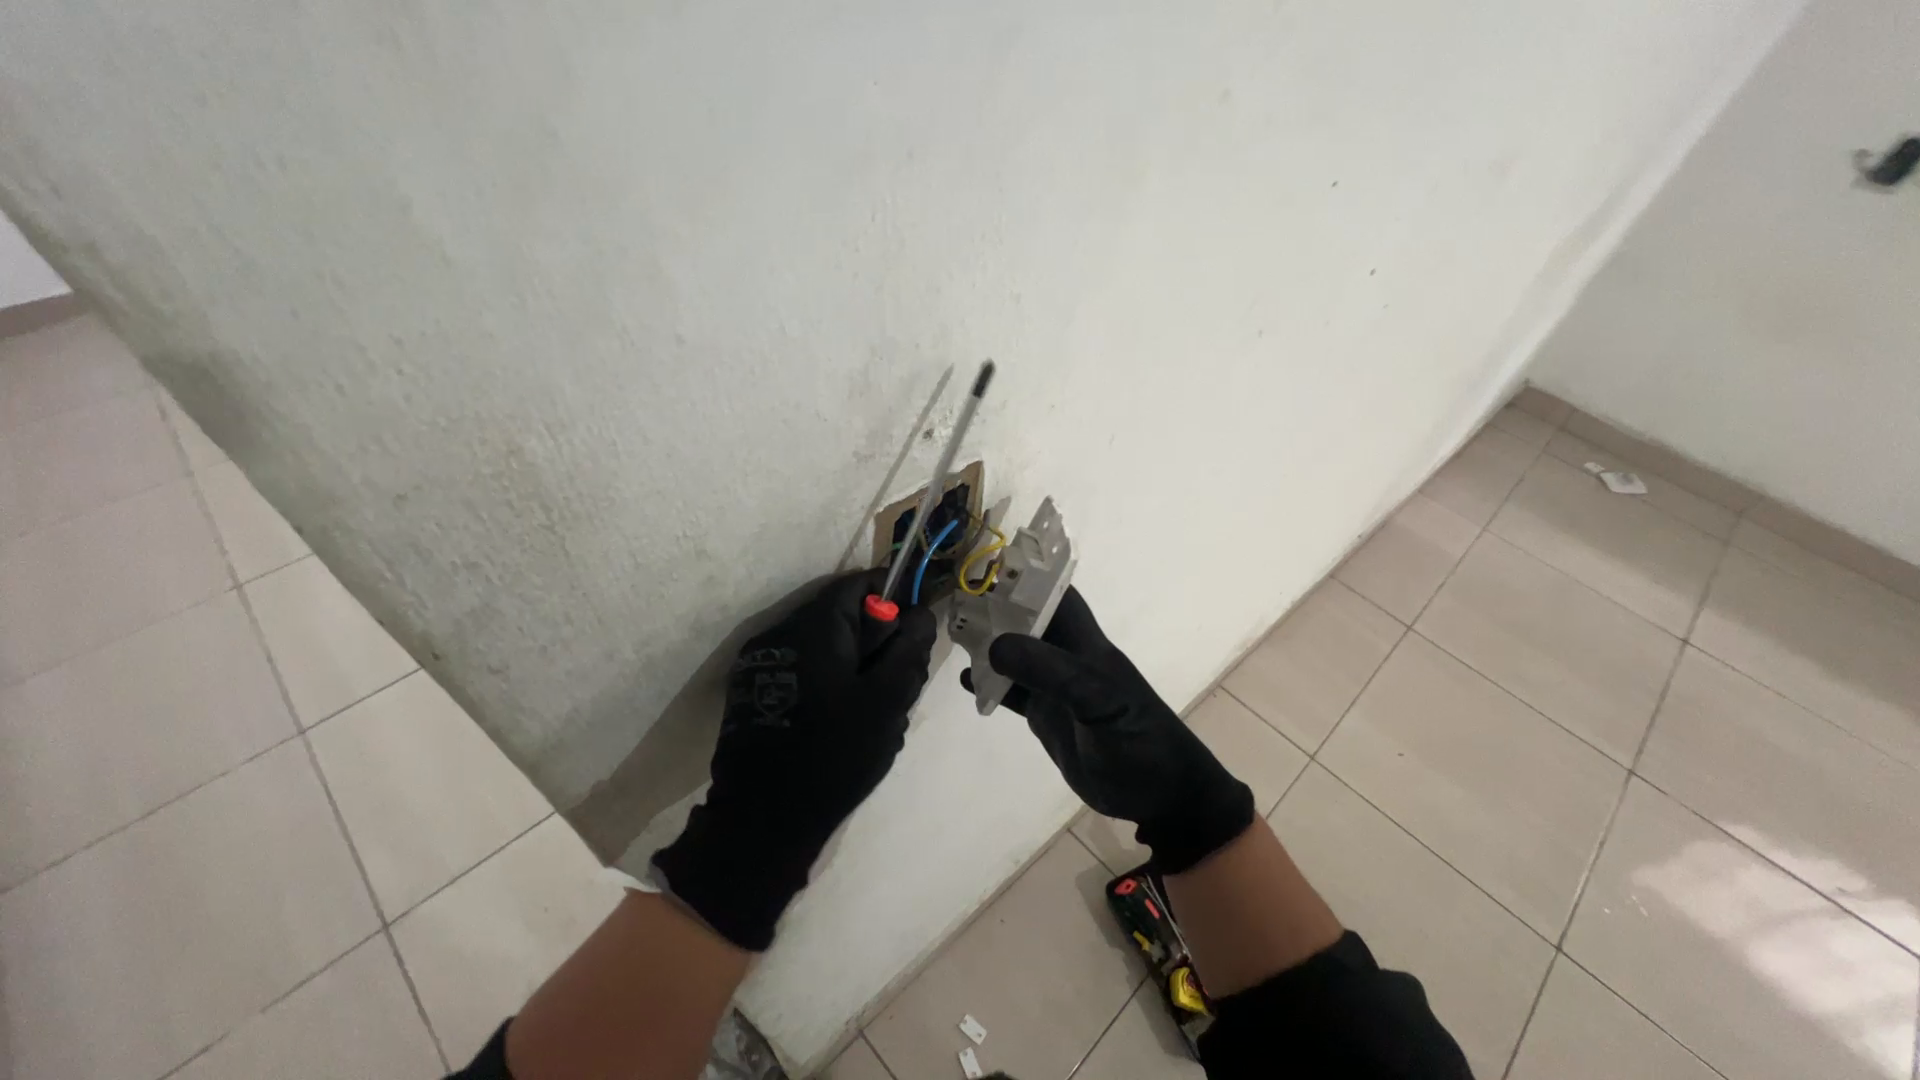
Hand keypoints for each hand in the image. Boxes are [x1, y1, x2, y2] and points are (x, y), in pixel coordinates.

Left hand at [653, 569, 936, 949]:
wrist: (763, 819)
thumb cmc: (834, 753)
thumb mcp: (887, 701)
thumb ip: (909, 650)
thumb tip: (920, 613)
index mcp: (813, 626)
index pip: (859, 585)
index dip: (894, 600)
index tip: (915, 634)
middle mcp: (780, 633)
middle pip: (841, 616)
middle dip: (876, 642)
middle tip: (898, 685)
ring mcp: (761, 663)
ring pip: (823, 647)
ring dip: (852, 665)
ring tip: (871, 711)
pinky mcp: (751, 692)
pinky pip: (802, 670)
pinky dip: (828, 682)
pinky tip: (839, 723)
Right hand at [966, 587, 1253, 873]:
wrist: (1159, 795)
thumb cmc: (1137, 741)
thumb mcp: (1097, 700)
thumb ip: (1050, 672)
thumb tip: (995, 646)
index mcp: (1086, 645)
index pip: (1054, 595)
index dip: (1025, 578)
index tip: (984, 566)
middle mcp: (1068, 659)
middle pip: (1028, 622)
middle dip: (996, 609)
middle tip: (952, 601)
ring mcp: (1056, 689)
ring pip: (1015, 656)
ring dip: (988, 645)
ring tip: (951, 634)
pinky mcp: (1047, 717)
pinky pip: (1012, 693)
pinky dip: (988, 685)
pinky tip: (963, 681)